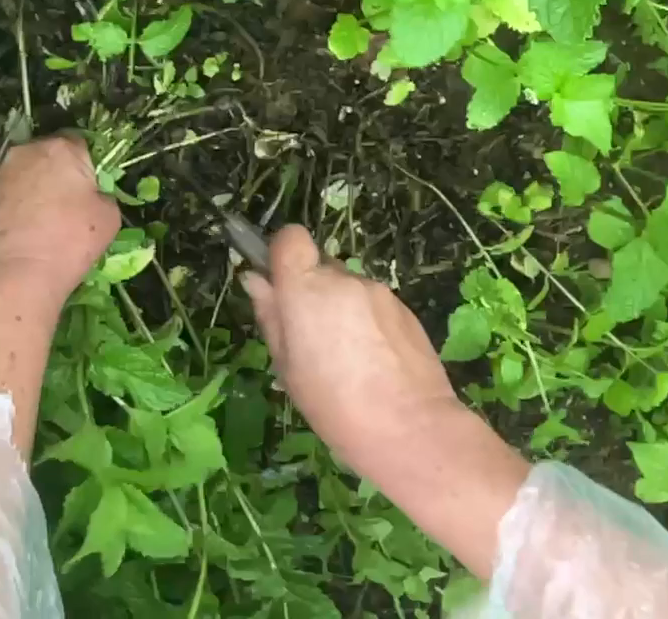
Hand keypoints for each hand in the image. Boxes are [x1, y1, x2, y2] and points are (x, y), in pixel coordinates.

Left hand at [0, 134, 119, 302]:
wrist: (14, 277)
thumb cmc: (69, 243)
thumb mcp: (110, 217)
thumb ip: (102, 194)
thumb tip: (90, 195)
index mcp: (61, 149)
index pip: (77, 143)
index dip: (83, 166)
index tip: (84, 190)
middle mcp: (24, 151)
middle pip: (43, 155)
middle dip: (51, 174)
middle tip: (59, 207)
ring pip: (17, 173)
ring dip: (25, 188)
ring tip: (30, 223)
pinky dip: (3, 206)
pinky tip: (10, 232)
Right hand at [241, 227, 467, 491]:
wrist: (411, 429)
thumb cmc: (334, 405)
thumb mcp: (286, 366)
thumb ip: (271, 315)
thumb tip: (256, 279)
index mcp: (306, 288)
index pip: (291, 237)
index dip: (282, 254)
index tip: (281, 286)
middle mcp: (343, 279)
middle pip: (320, 267)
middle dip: (313, 292)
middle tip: (313, 339)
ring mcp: (378, 291)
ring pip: (348, 288)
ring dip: (342, 309)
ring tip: (349, 358)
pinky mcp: (405, 308)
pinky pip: (373, 305)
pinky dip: (368, 323)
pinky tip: (374, 361)